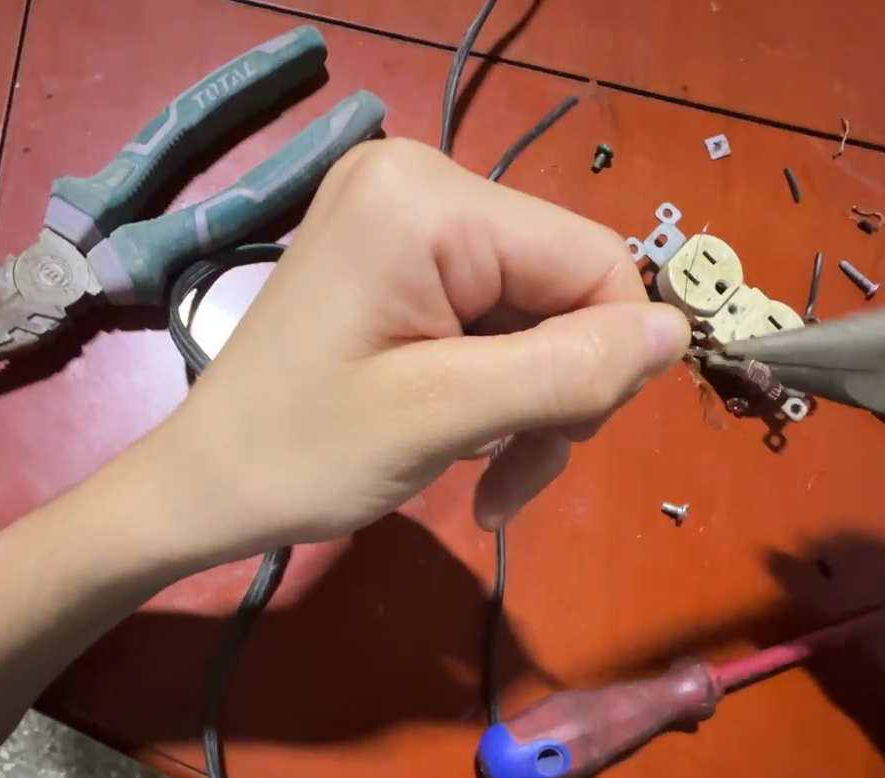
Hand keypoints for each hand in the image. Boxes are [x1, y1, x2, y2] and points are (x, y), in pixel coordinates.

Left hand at [129, 138, 690, 562]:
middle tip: (512, 478)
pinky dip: (493, 395)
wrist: (206, 486)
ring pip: (534, 318)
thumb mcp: (443, 417)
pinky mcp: (398, 267)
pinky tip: (463, 447)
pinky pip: (491, 326)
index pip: (593, 261)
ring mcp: (406, 225)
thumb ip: (566, 370)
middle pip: (564, 289)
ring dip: (526, 408)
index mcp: (429, 201)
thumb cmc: (301, 457)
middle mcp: (422, 184)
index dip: (605, 359)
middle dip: (556, 393)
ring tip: (486, 481)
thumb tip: (677, 332)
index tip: (561, 444)